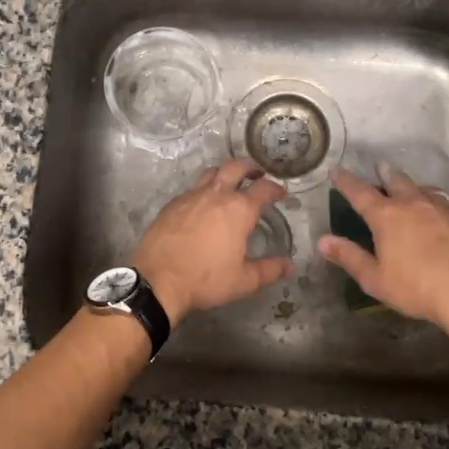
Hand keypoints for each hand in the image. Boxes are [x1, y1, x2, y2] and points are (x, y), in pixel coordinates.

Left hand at [133, 159, 292, 322]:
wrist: (158, 280)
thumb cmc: (206, 279)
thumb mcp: (244, 280)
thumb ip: (269, 270)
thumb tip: (290, 265)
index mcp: (239, 210)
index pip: (263, 189)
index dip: (275, 189)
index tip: (281, 193)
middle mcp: (216, 195)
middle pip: (236, 167)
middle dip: (250, 167)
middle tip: (256, 174)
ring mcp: (191, 196)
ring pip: (211, 173)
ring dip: (224, 174)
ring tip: (229, 184)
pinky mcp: (172, 204)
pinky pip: (192, 189)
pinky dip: (203, 191)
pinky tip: (202, 205)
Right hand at [318, 164, 448, 329]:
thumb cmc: (416, 286)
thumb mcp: (375, 278)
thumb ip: (349, 257)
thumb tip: (323, 241)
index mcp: (386, 216)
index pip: (360, 193)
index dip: (346, 182)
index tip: (337, 171)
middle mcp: (413, 204)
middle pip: (396, 181)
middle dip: (385, 173)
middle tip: (381, 166)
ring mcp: (441, 209)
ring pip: (424, 189)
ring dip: (413, 185)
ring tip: (412, 186)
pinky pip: (445, 203)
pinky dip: (437, 201)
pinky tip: (442, 210)